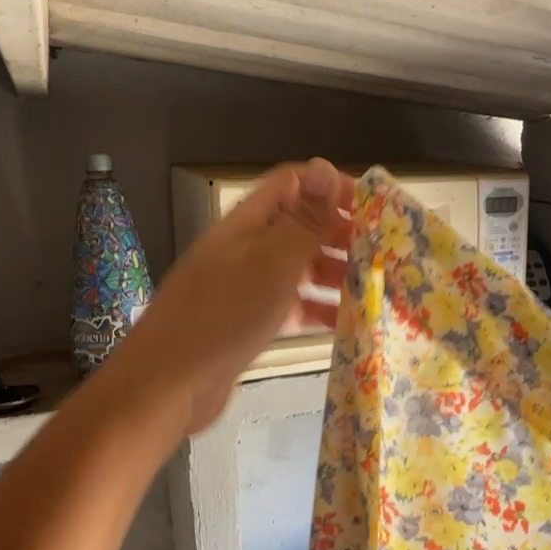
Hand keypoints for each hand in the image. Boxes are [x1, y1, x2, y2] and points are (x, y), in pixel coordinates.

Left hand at [107, 159, 350, 432]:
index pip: (294, 184)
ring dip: (335, 274)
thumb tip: (323, 164)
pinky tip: (347, 323)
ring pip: (300, 268)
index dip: (332, 187)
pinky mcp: (248, 322)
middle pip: (301, 226)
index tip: (375, 209)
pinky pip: (292, 306)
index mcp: (249, 223)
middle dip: (342, 234)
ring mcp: (246, 286)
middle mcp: (247, 248)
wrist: (167, 384)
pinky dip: (319, 310)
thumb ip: (303, 219)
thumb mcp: (272, 263)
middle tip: (383, 255)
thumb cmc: (223, 316)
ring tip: (375, 290)